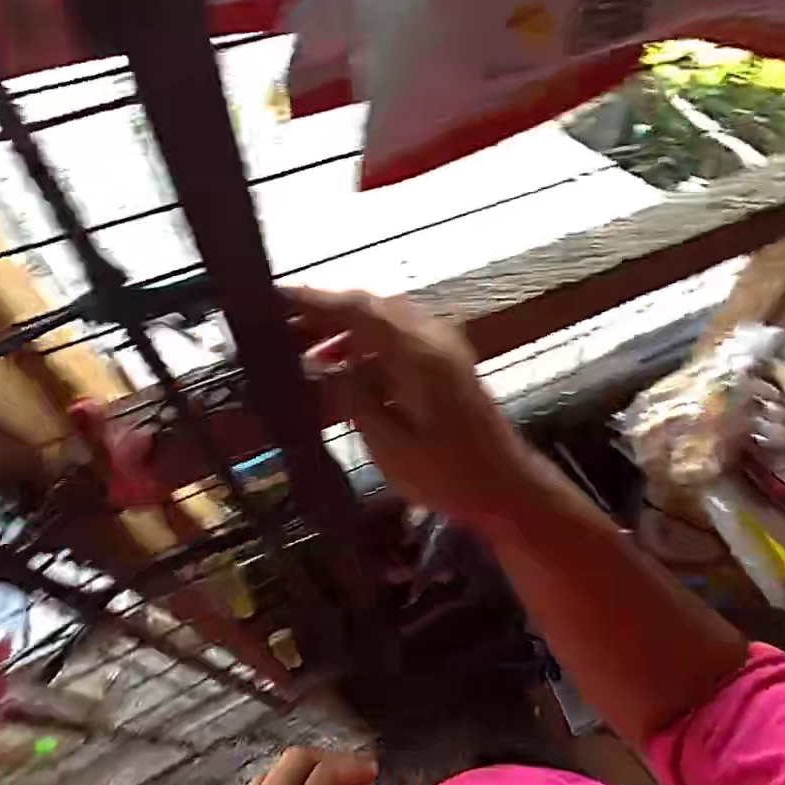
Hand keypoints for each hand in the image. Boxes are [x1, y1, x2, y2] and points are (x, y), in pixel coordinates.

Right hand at [286, 288, 539, 524]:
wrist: (507, 487)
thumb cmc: (449, 475)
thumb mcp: (390, 445)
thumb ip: (353, 398)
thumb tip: (319, 365)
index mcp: (418, 355)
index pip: (359, 310)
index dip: (316, 300)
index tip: (276, 296)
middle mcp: (432, 339)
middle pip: (372, 308)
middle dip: (326, 313)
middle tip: (283, 326)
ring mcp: (443, 348)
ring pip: (385, 320)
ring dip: (346, 330)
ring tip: (306, 350)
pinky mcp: (447, 362)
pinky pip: (399, 338)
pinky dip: (367, 344)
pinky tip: (346, 367)